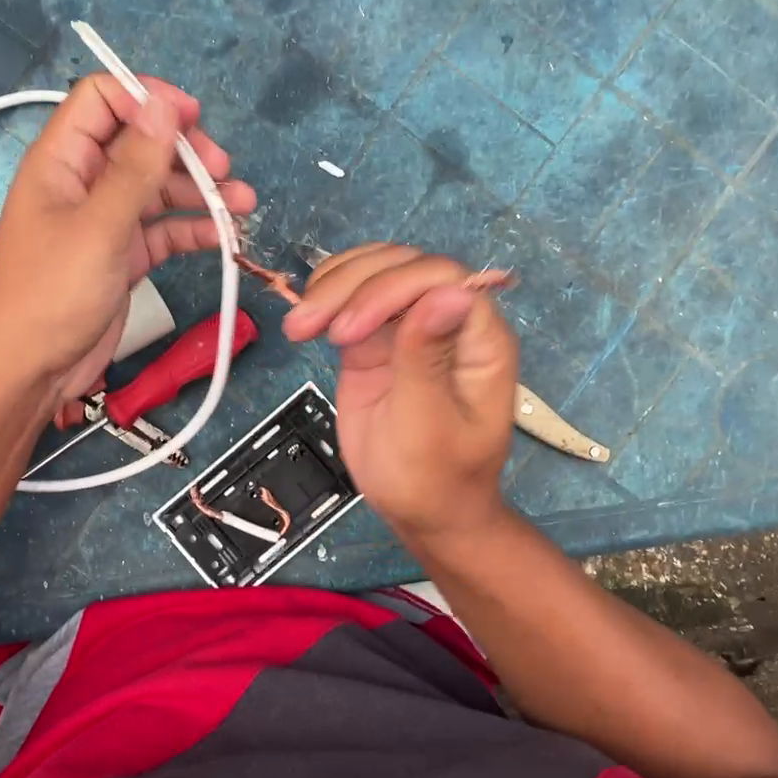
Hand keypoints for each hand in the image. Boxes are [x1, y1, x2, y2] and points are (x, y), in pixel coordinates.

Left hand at [0, 75, 256, 409]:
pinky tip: (224, 235)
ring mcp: (103, 222)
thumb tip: (163, 105)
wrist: (32, 371)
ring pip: (157, 189)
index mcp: (61, 161)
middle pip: (138, 143)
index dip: (146, 100)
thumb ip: (135, 167)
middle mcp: (82, 184)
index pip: (102, 101)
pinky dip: (191, 231)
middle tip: (223, 169)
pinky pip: (161, 231)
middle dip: (183, 150)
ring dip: (199, 192)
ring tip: (242, 204)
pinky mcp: (121, 257)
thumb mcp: (98, 227)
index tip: (191, 117)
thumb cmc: (53, 294)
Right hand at [282, 245, 519, 542]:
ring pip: (372, 272)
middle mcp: (447, 321)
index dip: (389, 290)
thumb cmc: (434, 479)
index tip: (344, 335)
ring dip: (330, 287)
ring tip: (297, 326)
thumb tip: (446, 292)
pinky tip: (304, 321)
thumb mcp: (428, 426)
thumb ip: (427, 359)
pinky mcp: (375, 340)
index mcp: (480, 339)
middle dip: (350, 286)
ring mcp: (409, 326)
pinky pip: (351, 299)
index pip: (440, 279)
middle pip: (400, 266)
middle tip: (305, 328)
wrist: (419, 511)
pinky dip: (323, 299)